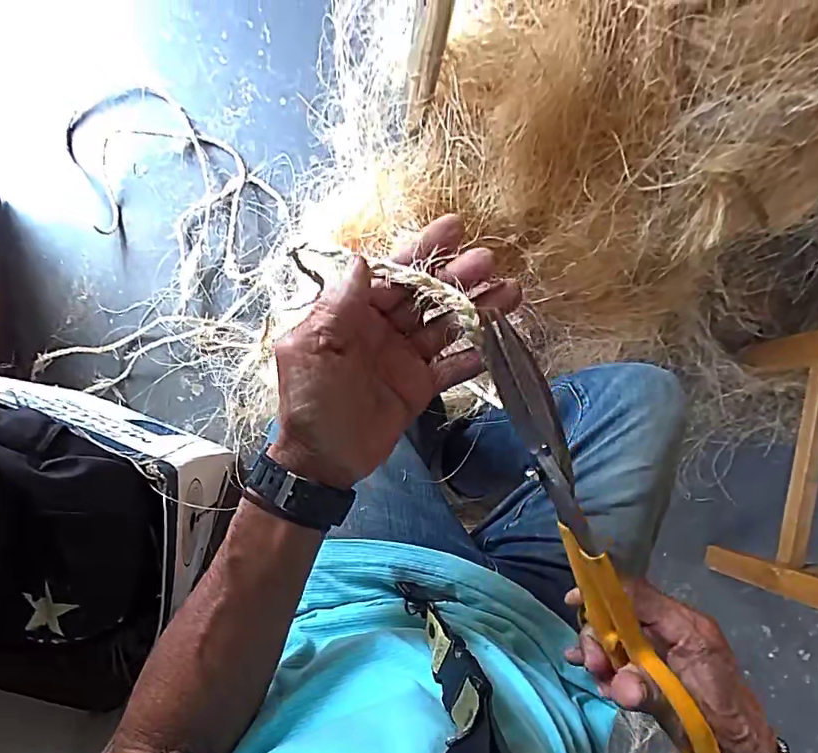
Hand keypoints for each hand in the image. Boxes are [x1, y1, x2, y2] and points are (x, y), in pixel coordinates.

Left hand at [268, 214, 521, 487]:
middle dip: (456, 277)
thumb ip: (337, 306)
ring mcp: (402, 359)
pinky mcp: (417, 388)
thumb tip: (361, 260)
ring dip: (475, 309)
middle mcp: (381, 331)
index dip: (421, 252)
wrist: (320, 460)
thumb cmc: (307, 403)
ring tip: (510, 292)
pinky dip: (471, 358)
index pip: (391, 275)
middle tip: (487, 261)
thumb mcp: (311, 349)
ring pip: (444, 327)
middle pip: (425, 297)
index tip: (453, 228)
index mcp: (352, 316)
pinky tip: (493, 343)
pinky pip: (449, 369)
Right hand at [563, 579, 777, 752]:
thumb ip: (650, 692)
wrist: (736, 746)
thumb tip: (620, 688)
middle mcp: (670, 628)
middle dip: (597, 638)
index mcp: (686, 628)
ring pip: (612, 634)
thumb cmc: (718, 723)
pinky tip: (601, 683)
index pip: (638, 593)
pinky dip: (603, 664)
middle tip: (594, 667)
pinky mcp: (650, 660)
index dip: (603, 592)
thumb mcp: (685, 708)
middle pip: (617, 614)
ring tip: (602, 683)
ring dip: (598, 656)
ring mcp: (659, 644)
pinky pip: (617, 651)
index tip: (573, 601)